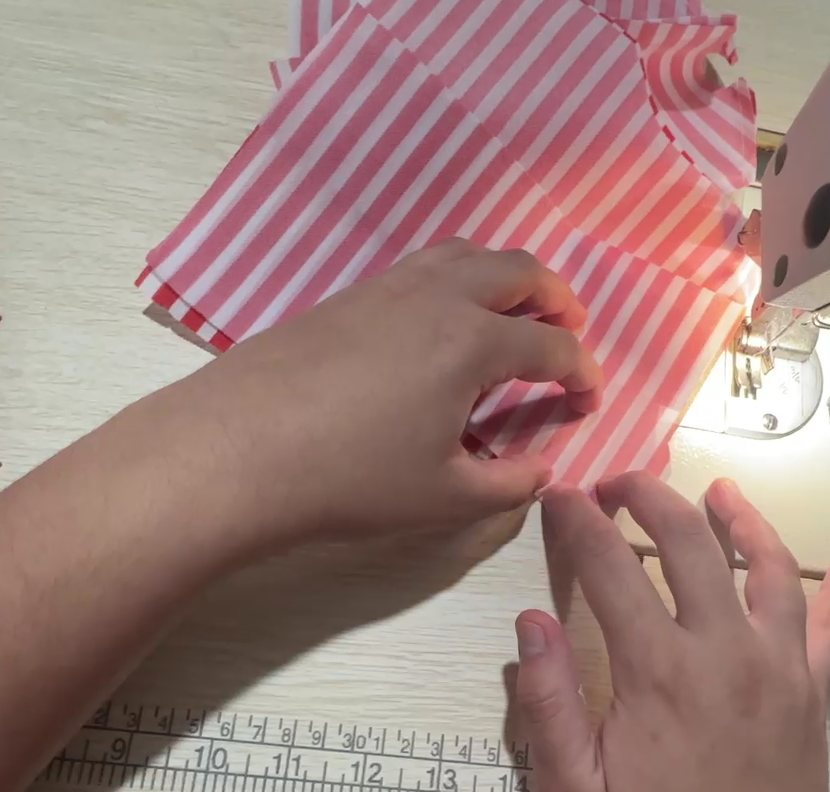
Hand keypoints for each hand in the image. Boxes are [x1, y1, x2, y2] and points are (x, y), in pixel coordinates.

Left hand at [179, 240, 601, 539]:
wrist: (238, 451)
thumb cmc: (353, 480)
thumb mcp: (446, 498)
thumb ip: (509, 486)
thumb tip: (541, 470)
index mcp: (473, 342)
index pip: (551, 346)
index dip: (581, 371)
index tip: (590, 394)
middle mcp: (437, 296)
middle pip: (516, 270)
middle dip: (555, 297)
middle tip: (567, 328)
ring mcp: (386, 287)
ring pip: (463, 254)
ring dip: (502, 276)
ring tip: (509, 312)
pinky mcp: (345, 295)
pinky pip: (418, 268)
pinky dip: (452, 281)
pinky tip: (437, 323)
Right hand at [513, 474, 829, 791]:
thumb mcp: (573, 790)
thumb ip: (547, 701)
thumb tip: (531, 620)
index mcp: (658, 671)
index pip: (612, 567)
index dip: (580, 522)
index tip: (561, 494)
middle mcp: (724, 651)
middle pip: (690, 542)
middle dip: (649, 496)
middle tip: (618, 483)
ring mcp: (779, 667)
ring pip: (768, 566)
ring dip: (742, 518)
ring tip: (719, 491)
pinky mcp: (811, 690)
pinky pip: (829, 625)